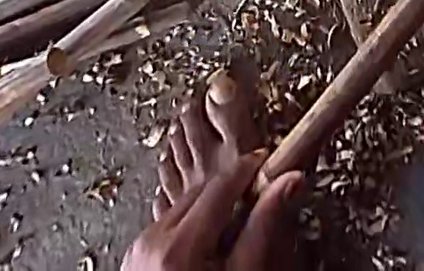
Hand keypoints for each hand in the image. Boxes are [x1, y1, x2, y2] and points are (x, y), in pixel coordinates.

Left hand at [122, 151, 302, 270]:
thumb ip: (264, 227)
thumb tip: (289, 182)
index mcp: (180, 247)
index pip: (221, 183)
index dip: (248, 169)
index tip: (267, 162)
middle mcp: (152, 241)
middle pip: (202, 191)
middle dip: (231, 193)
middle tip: (257, 201)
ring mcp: (138, 251)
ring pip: (185, 206)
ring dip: (211, 210)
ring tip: (233, 236)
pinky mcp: (134, 260)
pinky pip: (169, 227)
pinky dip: (192, 229)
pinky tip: (208, 252)